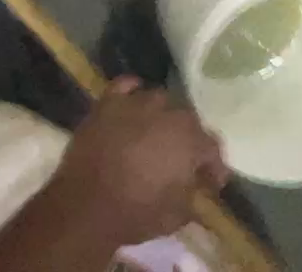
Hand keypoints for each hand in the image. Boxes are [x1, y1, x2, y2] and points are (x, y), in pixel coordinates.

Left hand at [47, 76, 229, 246]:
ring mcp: (135, 102)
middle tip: (183, 161)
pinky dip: (133, 91)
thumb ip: (194, 197)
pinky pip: (125, 86)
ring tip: (157, 135)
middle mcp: (166, 112)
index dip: (214, 167)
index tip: (211, 184)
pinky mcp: (108, 102)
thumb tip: (196, 190)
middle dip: (189, 139)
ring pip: (159, 100)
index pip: (212, 147)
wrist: (86, 203)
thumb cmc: (137, 212)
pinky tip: (134, 102)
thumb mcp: (177, 215)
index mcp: (189, 139)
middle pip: (187, 119)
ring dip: (163, 116)